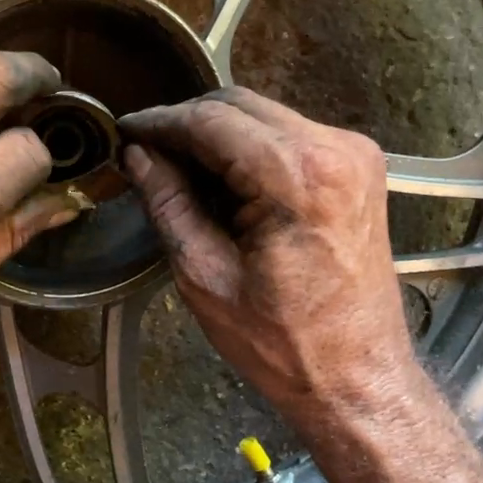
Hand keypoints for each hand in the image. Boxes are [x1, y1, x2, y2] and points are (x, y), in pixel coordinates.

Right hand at [118, 88, 419, 425]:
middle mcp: (336, 149)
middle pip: (240, 105)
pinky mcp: (358, 169)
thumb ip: (170, 204)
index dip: (160, 122)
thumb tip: (138, 157)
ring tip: (173, 167)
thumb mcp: (205, 275)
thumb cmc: (281, 343)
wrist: (358, 376)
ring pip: (264, 116)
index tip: (124, 130)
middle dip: (185, 123)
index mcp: (298, 177)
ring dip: (215, 134)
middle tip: (142, 150)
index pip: (212, 120)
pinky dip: (246, 147)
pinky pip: (288, 136)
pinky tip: (217, 177)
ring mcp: (355, 155)